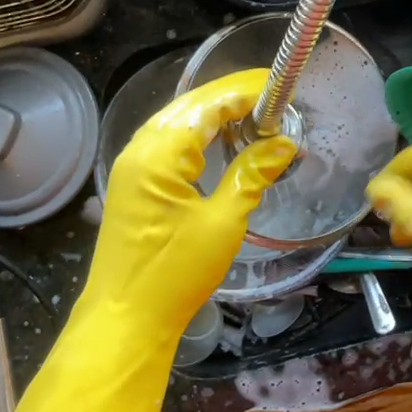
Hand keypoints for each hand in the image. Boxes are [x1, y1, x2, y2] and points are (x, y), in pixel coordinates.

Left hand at [0, 69, 295, 411]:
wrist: (127, 318)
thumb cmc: (175, 272)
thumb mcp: (224, 222)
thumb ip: (252, 174)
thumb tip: (285, 144)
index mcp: (158, 153)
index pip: (205, 106)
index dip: (243, 95)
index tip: (279, 93)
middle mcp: (138, 150)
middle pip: (187, 108)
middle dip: (229, 102)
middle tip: (272, 107)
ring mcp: (131, 167)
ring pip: (175, 125)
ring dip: (212, 119)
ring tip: (254, 122)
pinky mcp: (132, 186)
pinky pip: (166, 146)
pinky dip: (196, 139)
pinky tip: (220, 147)